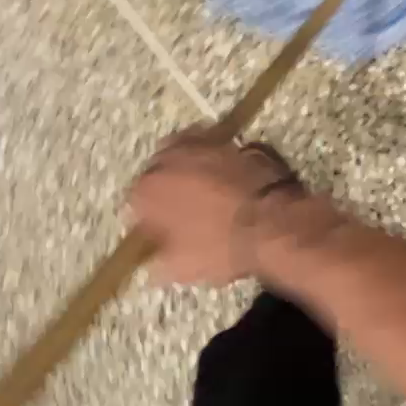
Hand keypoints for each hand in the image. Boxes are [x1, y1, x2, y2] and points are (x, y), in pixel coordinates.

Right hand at [128, 128, 293, 285]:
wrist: (271, 220)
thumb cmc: (220, 246)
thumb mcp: (181, 268)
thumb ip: (159, 263)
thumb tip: (153, 266)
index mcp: (148, 187)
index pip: (134, 202)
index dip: (146, 218)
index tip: (157, 231)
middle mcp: (169, 157)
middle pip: (157, 170)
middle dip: (165, 186)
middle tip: (180, 208)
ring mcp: (202, 141)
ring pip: (185, 151)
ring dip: (188, 167)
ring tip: (202, 188)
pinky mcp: (232, 137)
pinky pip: (214, 147)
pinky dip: (215, 158)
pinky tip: (226, 175)